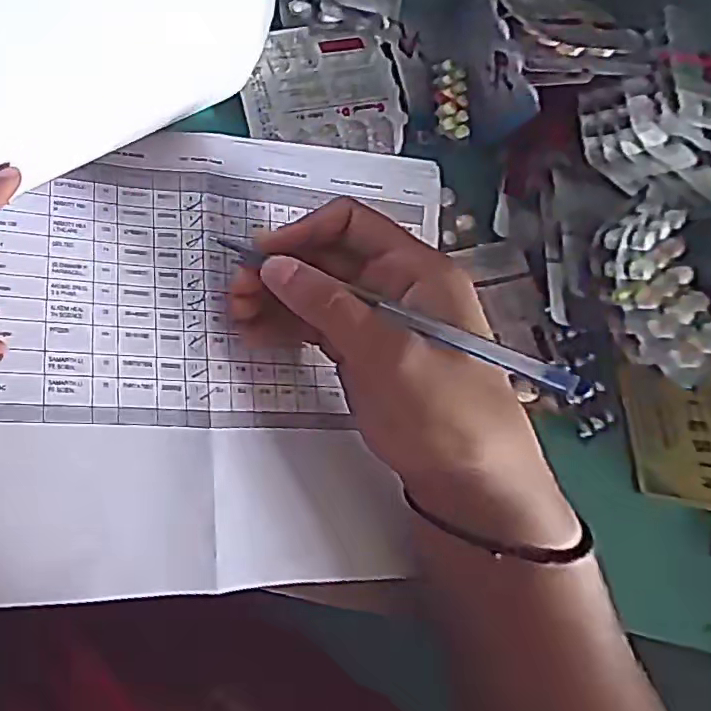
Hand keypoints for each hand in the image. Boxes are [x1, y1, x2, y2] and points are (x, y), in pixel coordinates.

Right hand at [228, 198, 577, 546]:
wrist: (473, 485)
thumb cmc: (448, 413)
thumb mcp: (387, 353)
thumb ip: (328, 304)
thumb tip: (274, 265)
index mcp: (415, 271)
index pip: (352, 225)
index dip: (304, 232)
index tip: (264, 255)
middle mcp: (392, 286)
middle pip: (323, 259)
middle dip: (278, 270)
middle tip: (238, 290)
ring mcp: (374, 319)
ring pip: (312, 291)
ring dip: (273, 298)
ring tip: (237, 314)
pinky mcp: (358, 348)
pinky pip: (313, 323)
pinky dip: (284, 325)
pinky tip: (256, 333)